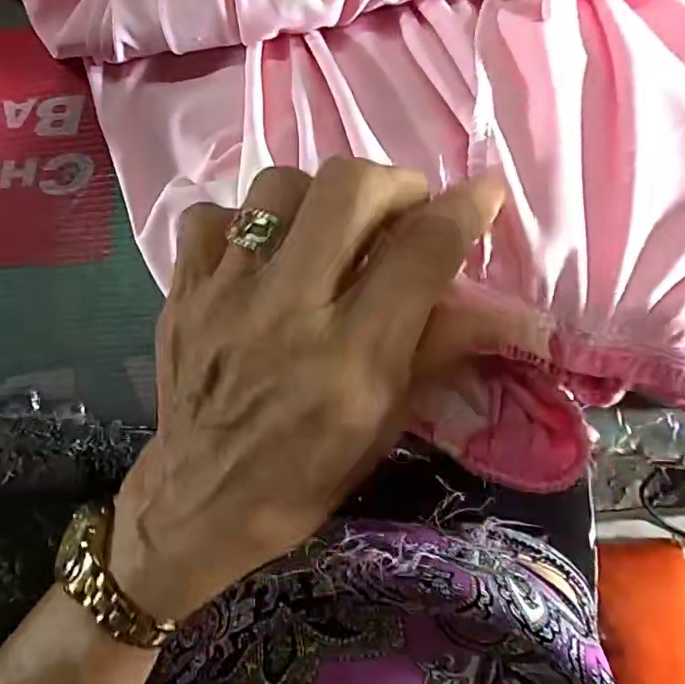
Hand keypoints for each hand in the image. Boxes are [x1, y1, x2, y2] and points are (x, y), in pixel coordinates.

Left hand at [111, 158, 505, 620]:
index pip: (420, 251)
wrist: (202, 499)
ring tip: (324, 233)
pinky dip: (240, 222)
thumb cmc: (302, 477)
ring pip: (278, 187)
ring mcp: (224, 296)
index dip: (462, 209)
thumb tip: (503, 302)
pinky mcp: (182, 294)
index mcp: (350, 357)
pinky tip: (254, 255)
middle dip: (391, 184)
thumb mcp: (383, 425)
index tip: (478, 195)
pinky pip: (209, 217)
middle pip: (348, 189)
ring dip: (316, 197)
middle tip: (398, 212)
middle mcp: (287, 311)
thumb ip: (436, 350)